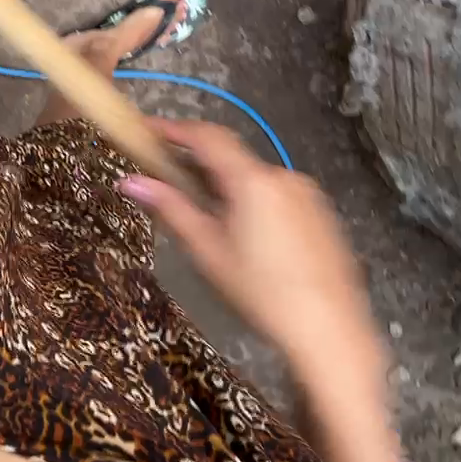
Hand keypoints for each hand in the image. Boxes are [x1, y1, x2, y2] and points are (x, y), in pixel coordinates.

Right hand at [118, 119, 388, 387]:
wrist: (330, 332)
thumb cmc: (259, 291)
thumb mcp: (206, 249)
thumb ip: (169, 208)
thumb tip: (129, 181)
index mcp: (252, 181)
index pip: (207, 137)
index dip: (173, 129)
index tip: (145, 130)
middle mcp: (282, 177)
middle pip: (229, 157)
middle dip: (194, 164)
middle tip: (164, 180)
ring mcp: (306, 196)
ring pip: (251, 178)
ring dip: (221, 185)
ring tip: (200, 217)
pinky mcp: (319, 216)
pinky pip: (273, 195)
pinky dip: (247, 200)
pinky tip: (239, 235)